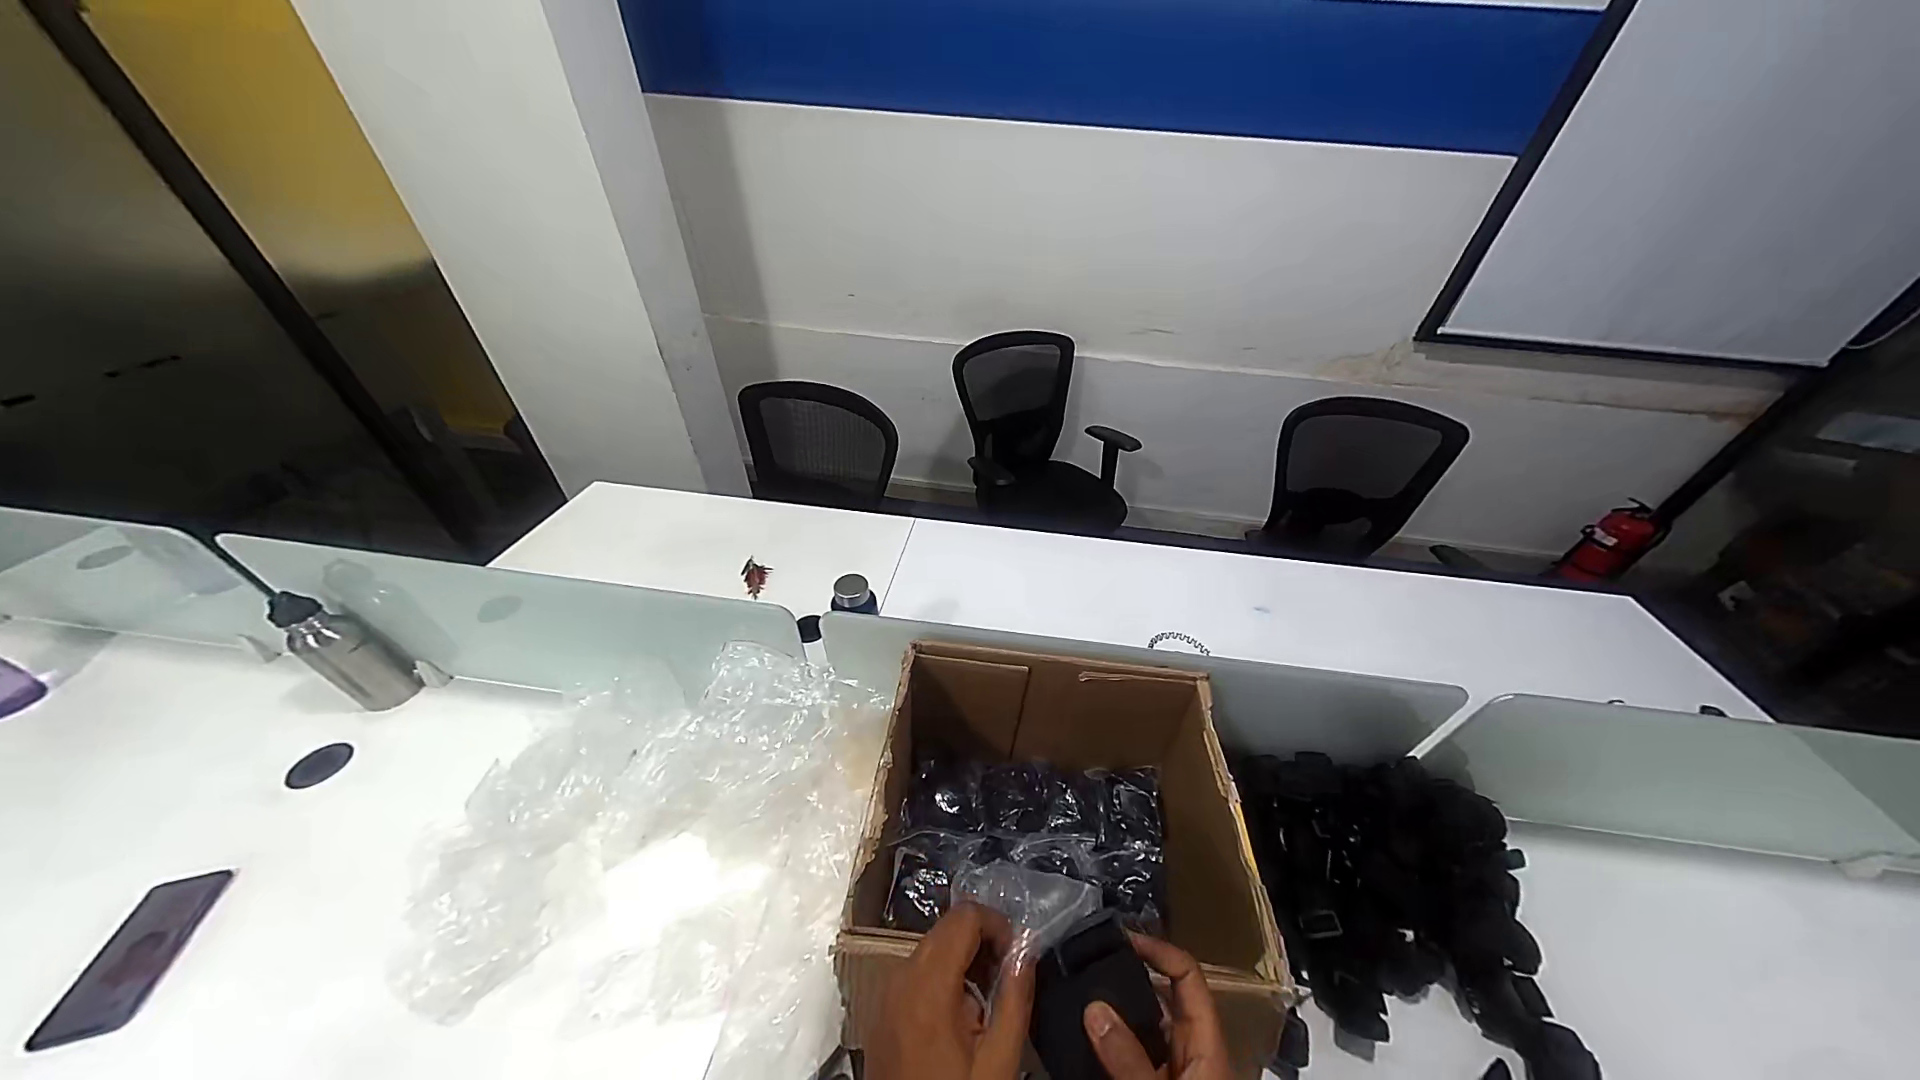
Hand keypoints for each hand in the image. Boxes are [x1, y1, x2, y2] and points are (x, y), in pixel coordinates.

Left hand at [867, 902, 1037, 1079]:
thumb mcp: (999, 1062)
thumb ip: (1015, 997)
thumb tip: (1027, 949)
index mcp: (927, 984)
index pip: (964, 916)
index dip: (997, 925)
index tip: (1017, 956)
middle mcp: (900, 975)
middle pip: (947, 928)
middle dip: (983, 942)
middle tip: (1006, 981)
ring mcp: (887, 991)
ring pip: (933, 945)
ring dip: (965, 959)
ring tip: (987, 1003)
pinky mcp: (883, 1007)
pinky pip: (918, 970)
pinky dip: (944, 975)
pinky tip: (963, 1014)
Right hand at [1083, 932, 1233, 1079]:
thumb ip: (1130, 1058)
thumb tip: (1094, 1008)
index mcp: (1206, 1044)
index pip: (1188, 974)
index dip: (1159, 948)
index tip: (1122, 937)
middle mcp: (1189, 1050)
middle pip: (1159, 993)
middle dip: (1126, 972)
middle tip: (1090, 959)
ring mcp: (1170, 1069)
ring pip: (1140, 1023)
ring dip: (1113, 1006)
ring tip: (1079, 989)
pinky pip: (1129, 1050)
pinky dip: (1108, 1036)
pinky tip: (1083, 1033)